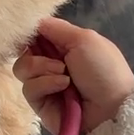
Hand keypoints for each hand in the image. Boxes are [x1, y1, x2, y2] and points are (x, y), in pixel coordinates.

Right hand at [12, 16, 133, 134]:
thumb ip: (55, 27)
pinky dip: (46, 84)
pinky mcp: (40, 103)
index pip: (38, 33)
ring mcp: (45, 83)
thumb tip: (33, 23)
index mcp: (66, 45)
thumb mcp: (84, 39)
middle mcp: (53, 62)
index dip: (31, 32)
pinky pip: (29, 88)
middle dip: (37, 52)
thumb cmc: (103, 69)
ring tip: (64, 76)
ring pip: (22, 68)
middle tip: (56, 59)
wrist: (111, 111)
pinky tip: (63, 88)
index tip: (28, 33)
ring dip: (42, 68)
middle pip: (25, 50)